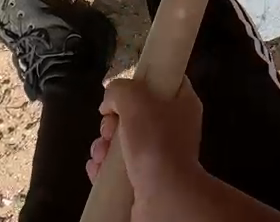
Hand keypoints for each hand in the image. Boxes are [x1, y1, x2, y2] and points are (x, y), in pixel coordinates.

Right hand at [86, 76, 203, 203]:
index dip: (140, 81)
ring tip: (101, 153)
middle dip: (113, 120)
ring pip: (123, 140)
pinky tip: (96, 168)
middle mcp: (173, 127)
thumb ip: (119, 90)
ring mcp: (159, 156)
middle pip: (136, 112)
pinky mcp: (144, 180)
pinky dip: (104, 167)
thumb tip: (109, 101)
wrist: (163, 197)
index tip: (120, 90)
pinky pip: (118, 168)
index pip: (163, 80)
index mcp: (183, 103)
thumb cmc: (155, 141)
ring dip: (104, 145)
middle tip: (108, 129)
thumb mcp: (135, 99)